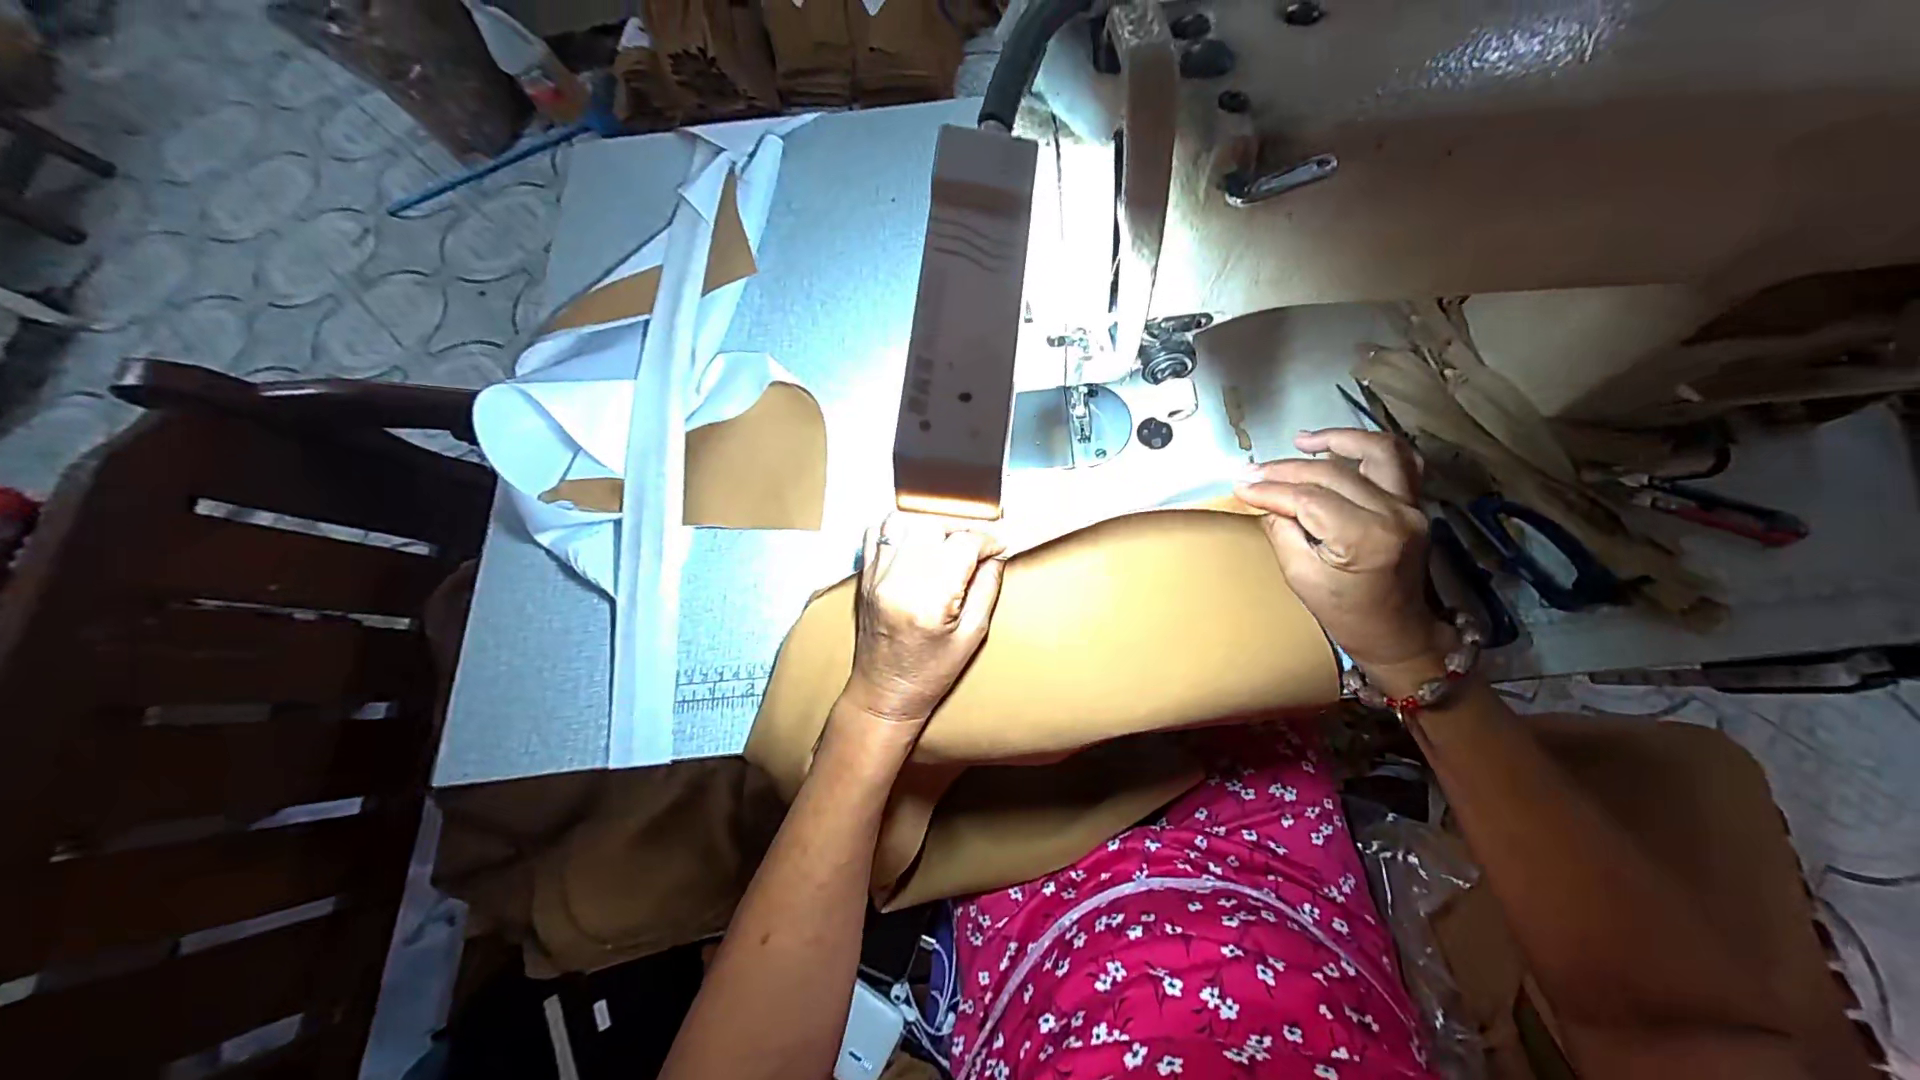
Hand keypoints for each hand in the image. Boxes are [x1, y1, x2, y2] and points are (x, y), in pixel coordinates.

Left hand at [842, 512, 1007, 725]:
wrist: (883, 694)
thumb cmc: (930, 673)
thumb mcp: (972, 636)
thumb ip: (987, 588)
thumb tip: (996, 554)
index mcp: (929, 601)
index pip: (963, 544)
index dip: (987, 540)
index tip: (998, 547)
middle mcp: (898, 581)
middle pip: (933, 524)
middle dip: (959, 529)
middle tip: (974, 547)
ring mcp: (876, 575)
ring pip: (904, 520)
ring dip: (929, 525)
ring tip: (945, 543)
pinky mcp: (864, 575)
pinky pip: (876, 530)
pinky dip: (899, 527)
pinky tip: (915, 543)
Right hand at [1234, 428, 1446, 670]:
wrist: (1400, 633)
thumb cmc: (1348, 615)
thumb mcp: (1301, 577)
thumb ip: (1283, 531)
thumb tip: (1264, 499)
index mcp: (1366, 537)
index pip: (1308, 498)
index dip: (1270, 489)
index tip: (1240, 485)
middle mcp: (1395, 513)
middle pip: (1332, 472)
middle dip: (1285, 470)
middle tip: (1252, 472)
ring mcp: (1412, 505)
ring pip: (1375, 451)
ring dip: (1335, 439)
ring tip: (1300, 441)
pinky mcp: (1415, 503)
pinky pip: (1400, 461)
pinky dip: (1369, 447)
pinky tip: (1341, 446)